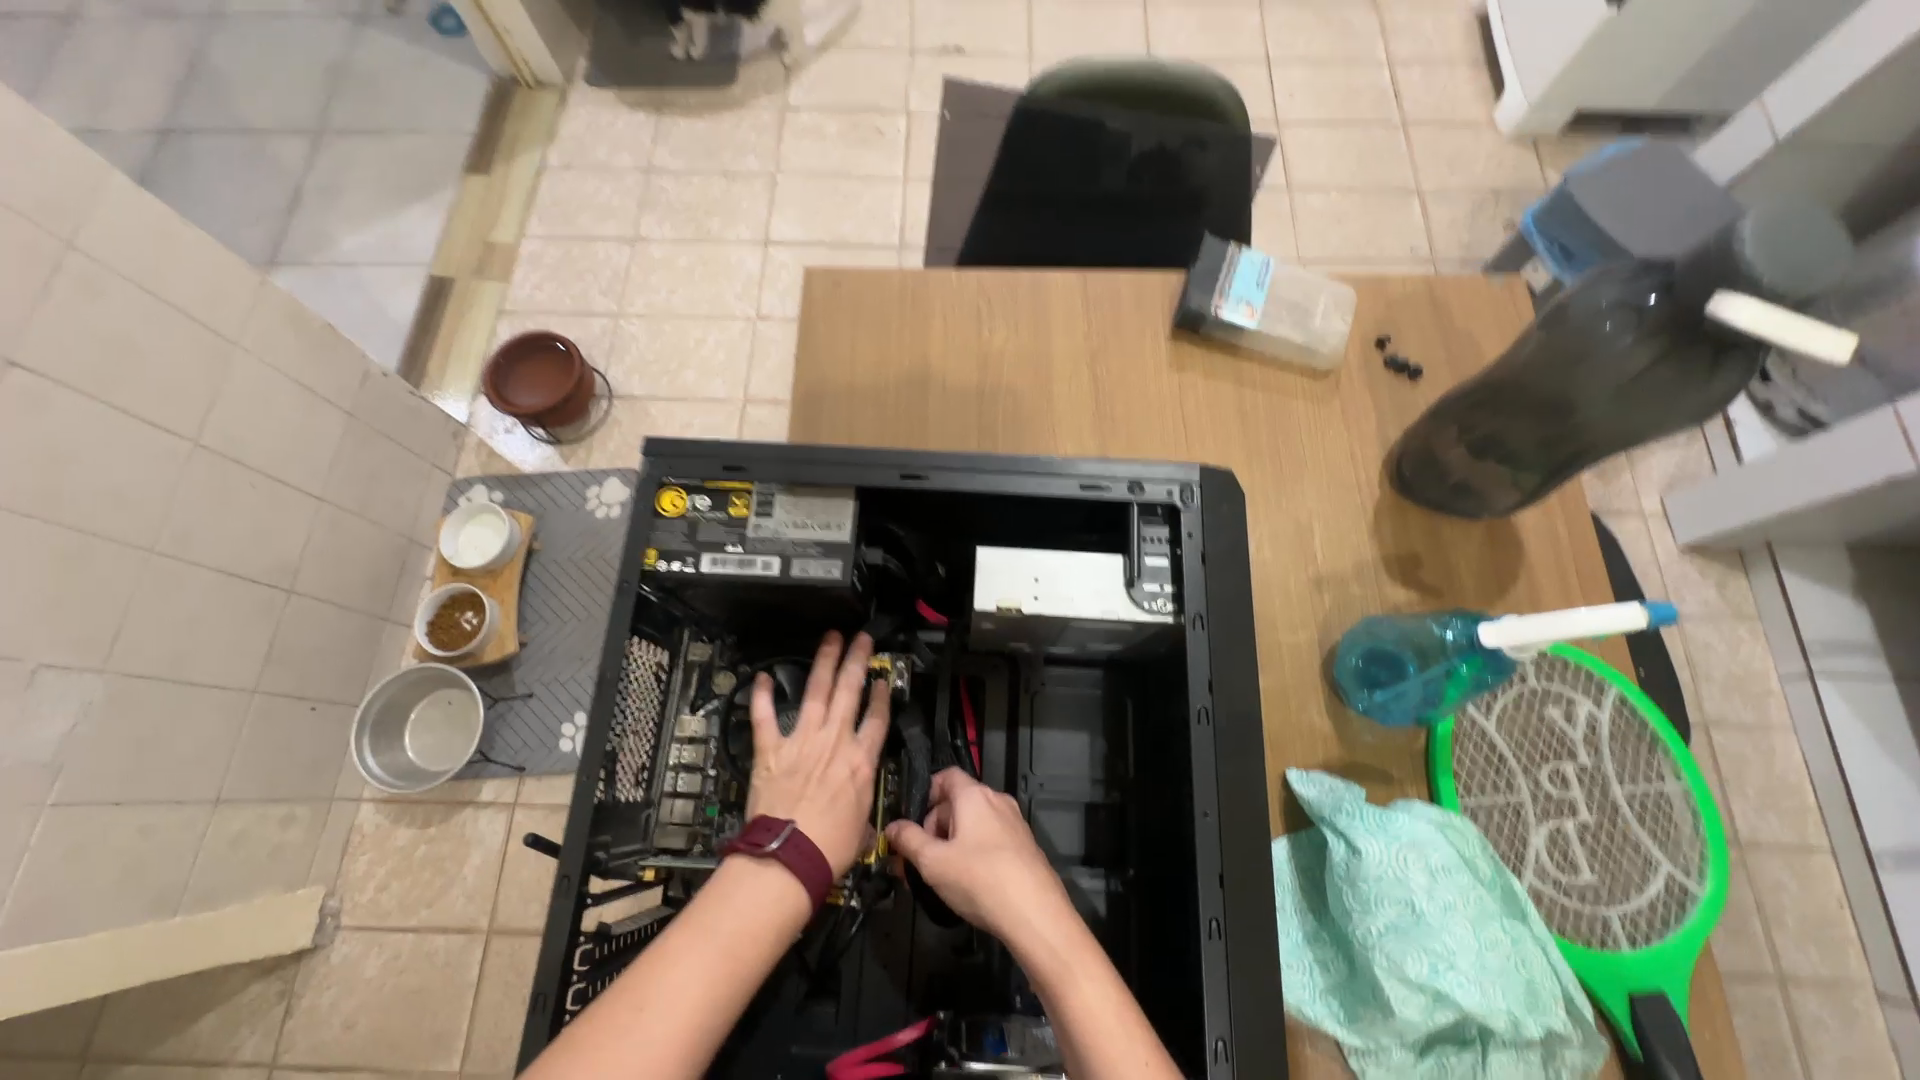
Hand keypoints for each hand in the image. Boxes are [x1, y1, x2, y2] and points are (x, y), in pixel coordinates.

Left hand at [744, 631, 889, 876]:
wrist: (790, 856)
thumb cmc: (830, 848)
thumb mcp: (863, 828)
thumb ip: (865, 811)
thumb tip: (867, 819)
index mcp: (861, 762)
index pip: (877, 718)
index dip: (882, 695)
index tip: (882, 679)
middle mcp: (834, 742)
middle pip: (849, 691)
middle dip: (857, 660)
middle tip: (862, 638)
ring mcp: (801, 742)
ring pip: (815, 692)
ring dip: (824, 662)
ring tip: (831, 639)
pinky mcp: (770, 750)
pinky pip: (764, 717)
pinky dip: (762, 696)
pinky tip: (764, 677)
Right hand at [884, 768, 1078, 952]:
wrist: (1036, 915)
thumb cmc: (979, 880)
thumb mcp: (933, 862)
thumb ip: (908, 840)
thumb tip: (892, 827)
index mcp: (975, 795)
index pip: (946, 776)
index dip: (925, 793)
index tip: (910, 821)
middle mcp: (997, 801)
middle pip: (958, 802)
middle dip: (934, 827)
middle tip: (918, 859)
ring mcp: (1015, 824)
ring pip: (974, 824)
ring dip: (951, 843)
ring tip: (938, 876)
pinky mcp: (1025, 847)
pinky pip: (990, 839)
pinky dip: (973, 852)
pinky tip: (967, 883)